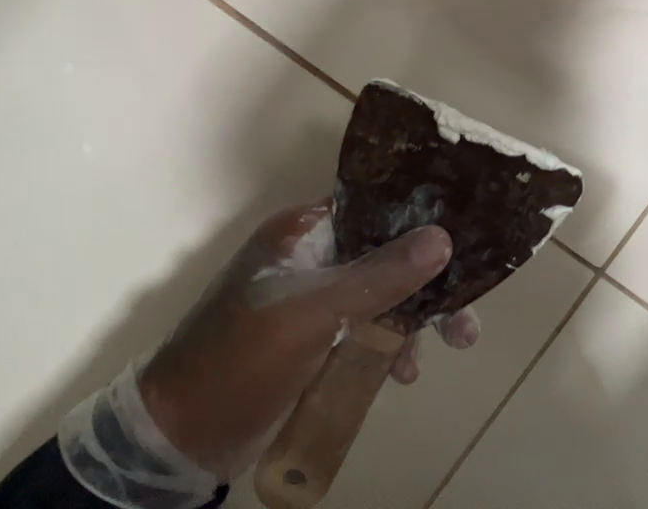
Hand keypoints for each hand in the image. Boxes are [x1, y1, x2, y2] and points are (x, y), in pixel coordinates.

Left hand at [131, 204, 477, 481]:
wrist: (179, 439)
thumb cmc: (243, 359)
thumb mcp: (316, 313)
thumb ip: (381, 275)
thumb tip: (444, 237)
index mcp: (304, 231)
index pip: (376, 207)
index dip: (423, 218)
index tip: (468, 234)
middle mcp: (312, 257)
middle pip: (388, 254)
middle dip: (430, 283)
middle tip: (467, 313)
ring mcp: (313, 300)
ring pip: (384, 295)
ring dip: (417, 319)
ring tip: (455, 345)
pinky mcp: (315, 341)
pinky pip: (368, 330)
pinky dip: (391, 346)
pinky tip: (404, 373)